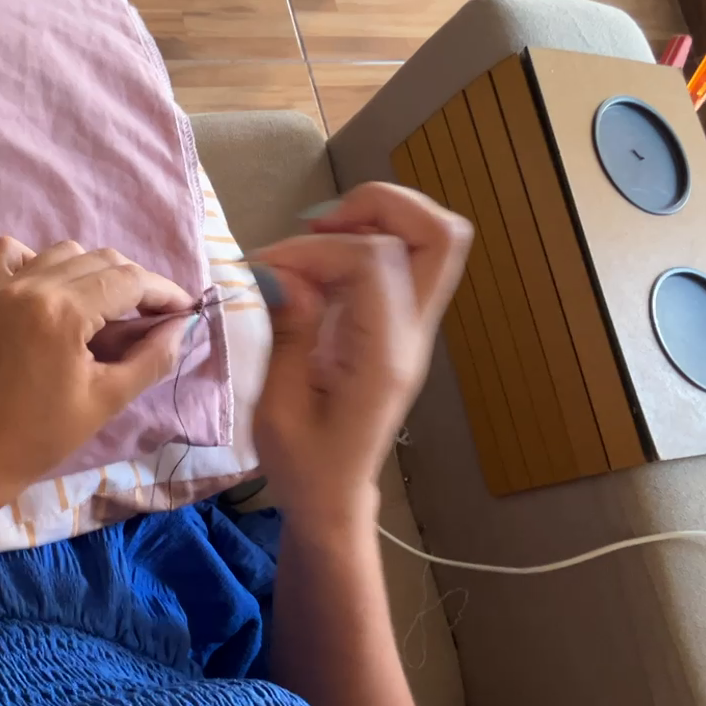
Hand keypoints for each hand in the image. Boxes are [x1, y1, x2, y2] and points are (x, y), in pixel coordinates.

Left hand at [0, 236, 193, 493]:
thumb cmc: (46, 434)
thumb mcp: (110, 399)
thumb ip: (153, 358)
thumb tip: (182, 325)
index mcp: (64, 312)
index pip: (130, 281)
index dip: (165, 293)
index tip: (186, 310)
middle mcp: (32, 286)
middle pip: (102, 259)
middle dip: (136, 283)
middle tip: (153, 315)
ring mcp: (2, 287)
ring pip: (65, 252)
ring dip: (95, 270)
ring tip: (109, 307)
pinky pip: (13, 252)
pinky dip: (40, 260)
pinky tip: (54, 288)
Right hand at [253, 182, 470, 523]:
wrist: (333, 499)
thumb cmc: (302, 466)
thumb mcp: (277, 408)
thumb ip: (288, 332)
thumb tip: (285, 272)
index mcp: (382, 358)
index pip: (373, 263)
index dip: (315, 250)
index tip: (266, 269)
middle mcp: (412, 335)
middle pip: (439, 234)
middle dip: (377, 207)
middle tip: (317, 228)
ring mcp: (413, 330)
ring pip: (431, 239)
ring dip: (374, 221)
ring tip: (315, 242)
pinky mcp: (400, 328)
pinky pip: (405, 261)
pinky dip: (364, 242)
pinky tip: (320, 264)